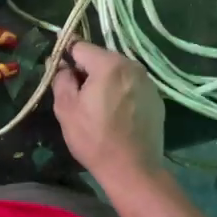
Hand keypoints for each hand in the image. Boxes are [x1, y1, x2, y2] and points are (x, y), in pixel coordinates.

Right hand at [51, 41, 165, 185]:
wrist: (133, 170)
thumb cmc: (95, 139)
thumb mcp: (66, 108)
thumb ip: (60, 78)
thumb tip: (60, 64)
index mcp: (109, 64)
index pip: (81, 47)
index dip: (66, 56)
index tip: (60, 71)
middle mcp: (132, 66)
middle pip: (101, 58)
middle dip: (87, 70)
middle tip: (78, 95)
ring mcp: (148, 82)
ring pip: (118, 71)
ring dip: (105, 81)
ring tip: (98, 106)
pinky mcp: (156, 98)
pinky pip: (132, 86)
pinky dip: (122, 92)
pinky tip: (117, 114)